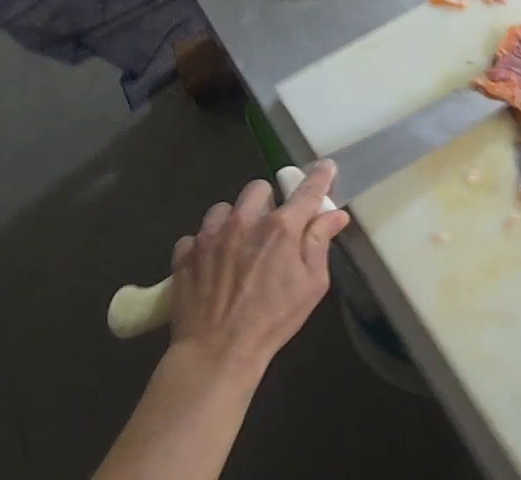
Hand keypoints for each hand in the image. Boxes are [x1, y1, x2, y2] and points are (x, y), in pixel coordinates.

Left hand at [167, 160, 351, 375]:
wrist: (216, 353)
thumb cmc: (273, 320)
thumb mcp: (312, 284)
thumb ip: (320, 242)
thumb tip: (335, 214)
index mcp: (282, 227)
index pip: (307, 190)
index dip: (320, 176)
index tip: (325, 168)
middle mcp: (245, 221)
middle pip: (258, 188)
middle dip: (268, 201)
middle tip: (271, 226)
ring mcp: (210, 235)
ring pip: (224, 209)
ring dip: (234, 221)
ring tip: (237, 246)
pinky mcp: (184, 254)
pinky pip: (196, 236)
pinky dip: (205, 246)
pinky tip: (212, 266)